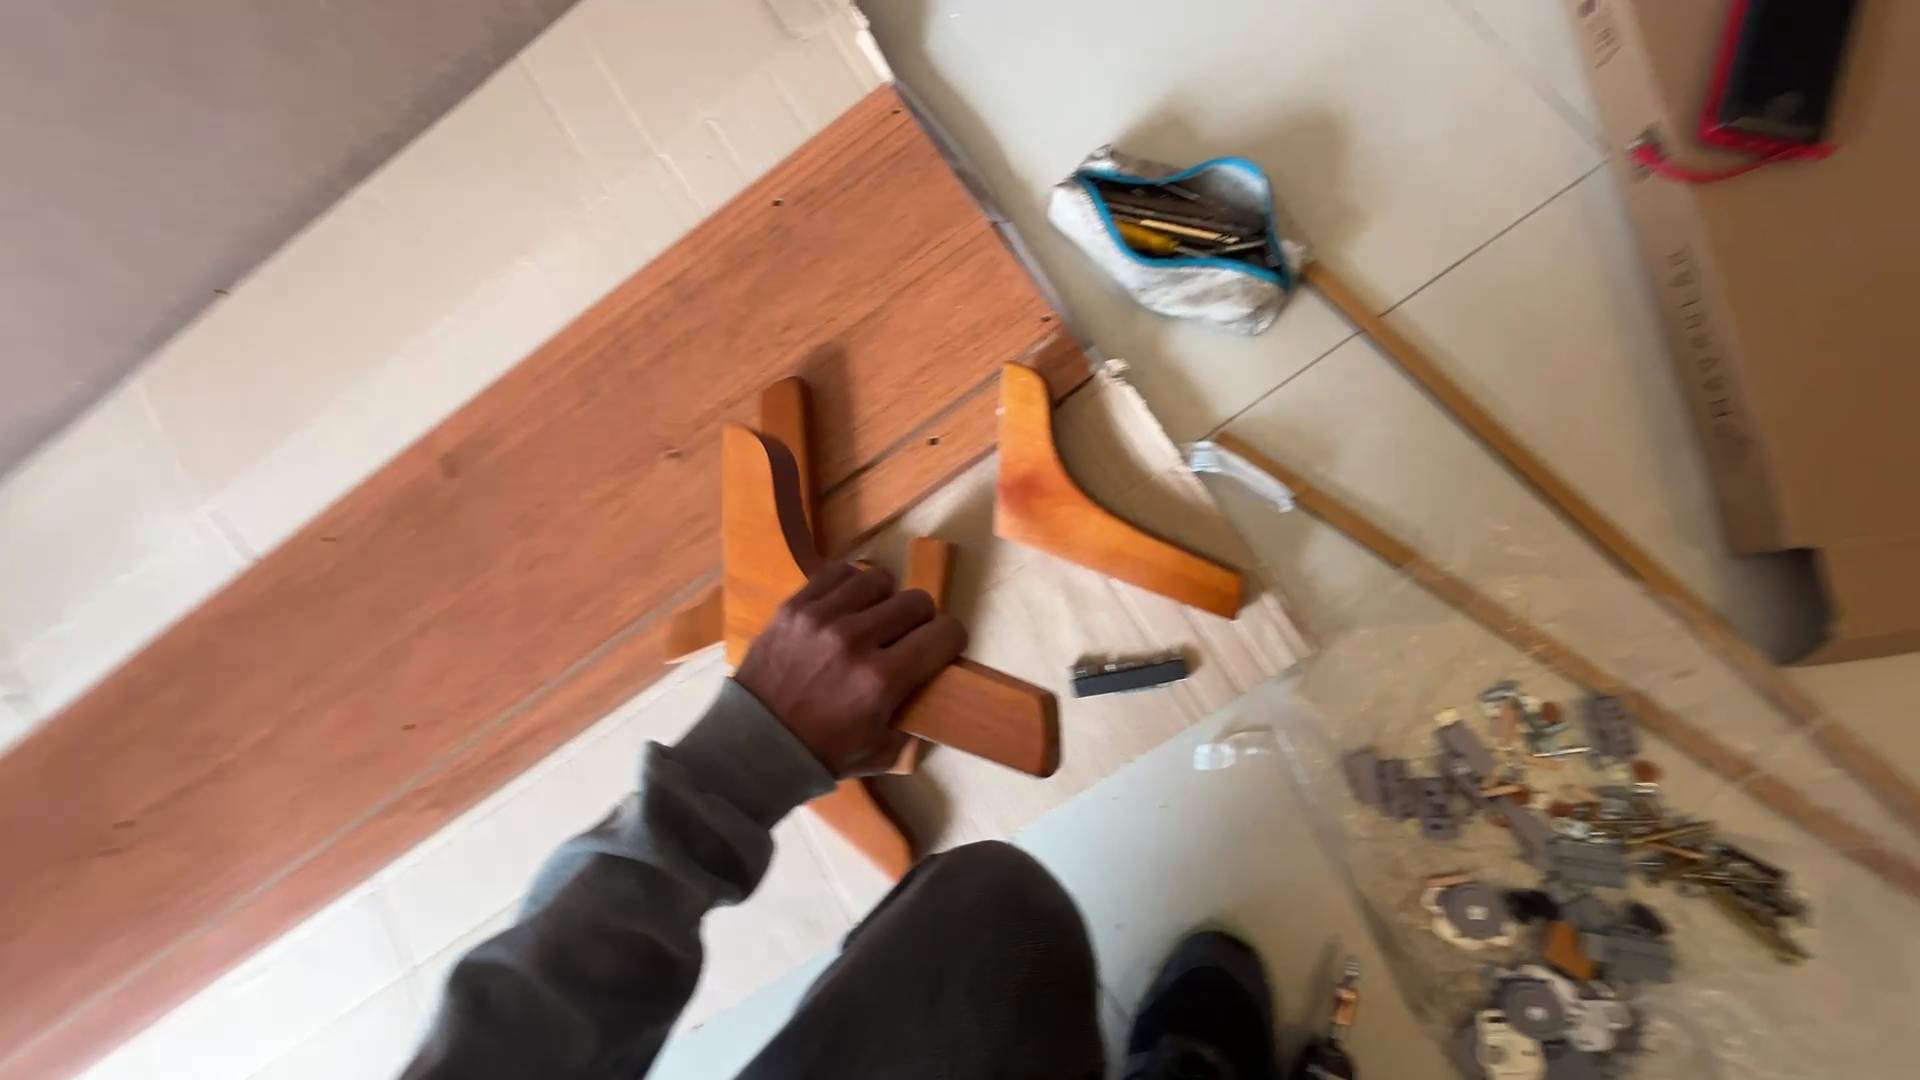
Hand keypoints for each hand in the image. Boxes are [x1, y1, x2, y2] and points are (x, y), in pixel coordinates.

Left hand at [735, 563, 967, 776]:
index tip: (944, 646)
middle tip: (908, 636)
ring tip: (874, 618)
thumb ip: (913, 717)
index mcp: (881, 680)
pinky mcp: (795, 606)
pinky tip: (847, 607)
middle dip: (922, 619)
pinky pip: (839, 573)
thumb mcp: (882, 751)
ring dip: (885, 599)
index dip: (952, 639)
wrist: (752, 746)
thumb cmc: (821, 754)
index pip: (943, 634)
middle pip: (916, 601)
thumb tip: (928, 684)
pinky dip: (851, 587)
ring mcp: (822, 618)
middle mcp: (856, 640)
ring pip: (880, 579)